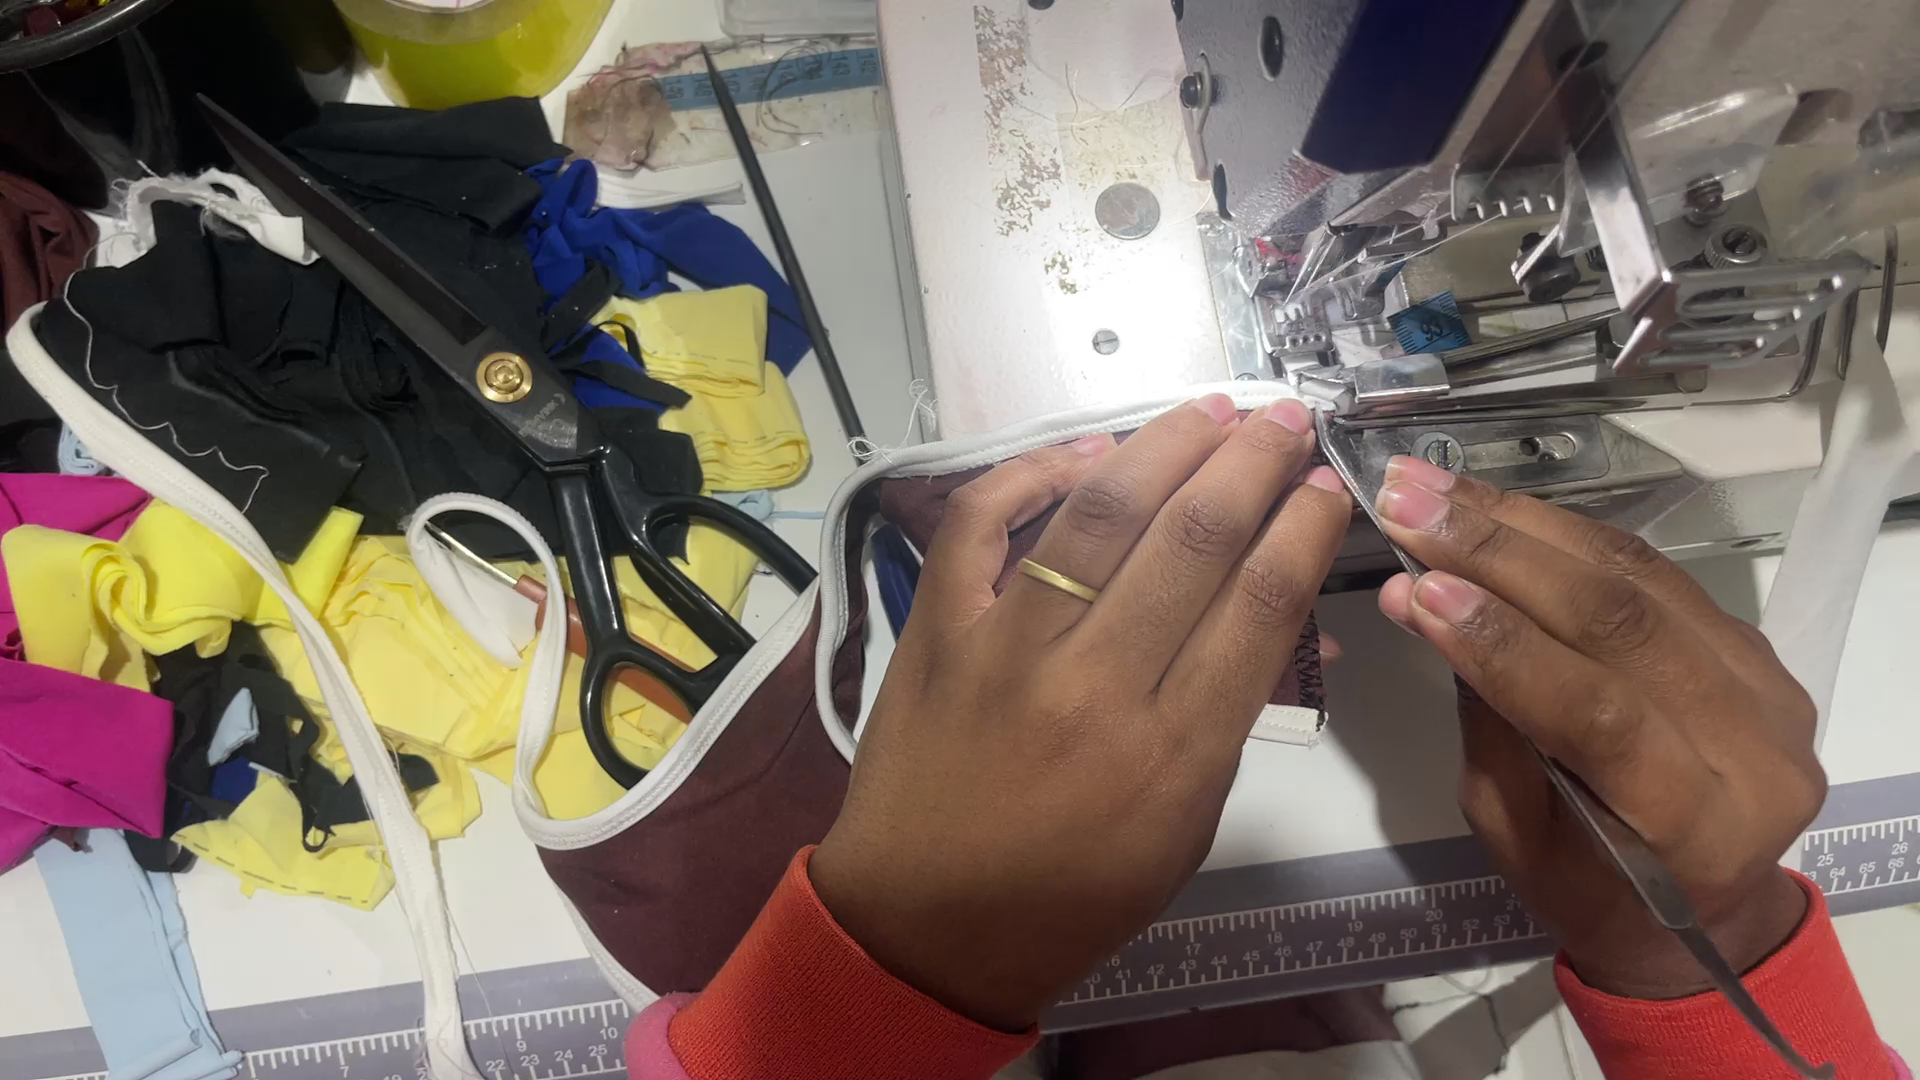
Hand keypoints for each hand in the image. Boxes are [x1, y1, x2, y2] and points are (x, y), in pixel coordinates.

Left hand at [810, 394, 1350, 1030]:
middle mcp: (1093, 686)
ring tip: (1208, 411)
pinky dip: (1027, 472)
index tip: (1324, 485)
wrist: (921, 923)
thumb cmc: (1064, 897)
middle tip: (1280, 419)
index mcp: (1172, 755)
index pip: (1258, 606)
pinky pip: (978, 523)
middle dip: (1249, 464)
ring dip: (1162, 448)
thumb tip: (1266, 609)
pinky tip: (1082, 452)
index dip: (1302, 530)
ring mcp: (1003, 648)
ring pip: (1096, 516)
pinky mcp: (936, 630)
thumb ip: (1223, 716)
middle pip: (1190, 541)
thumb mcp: (1179, 829)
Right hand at [1373, 455, 1824, 998]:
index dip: (1501, 642)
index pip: (1597, 711)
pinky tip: (1482, 503)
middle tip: (1404, 500)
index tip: (1414, 583)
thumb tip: (1420, 603)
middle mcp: (1755, 737)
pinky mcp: (1739, 638)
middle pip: (1623, 619)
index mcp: (1697, 817)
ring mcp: (1759, 677)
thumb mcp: (1507, 824)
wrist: (1691, 898)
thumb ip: (1481, 715)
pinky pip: (1643, 565)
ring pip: (1634, 572)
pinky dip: (1551, 527)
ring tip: (1425, 485)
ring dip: (1515, 520)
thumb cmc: (1578, 880)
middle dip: (1496, 551)